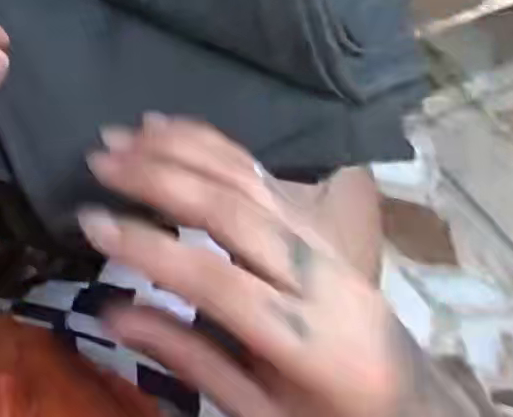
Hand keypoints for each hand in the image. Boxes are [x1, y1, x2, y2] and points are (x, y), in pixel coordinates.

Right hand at [78, 116, 474, 416]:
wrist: (423, 412)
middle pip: (231, 212)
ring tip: (120, 135)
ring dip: (175, 149)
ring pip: (244, 179)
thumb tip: (107, 313)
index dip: (148, 249)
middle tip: (98, 160)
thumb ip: (188, 359)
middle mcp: (326, 283)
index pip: (218, 283)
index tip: (89, 221)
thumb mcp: (263, 415)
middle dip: (157, 179)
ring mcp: (325, 244)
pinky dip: (206, 141)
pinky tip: (164, 125)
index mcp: (317, 347)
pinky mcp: (316, 222)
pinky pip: (257, 170)